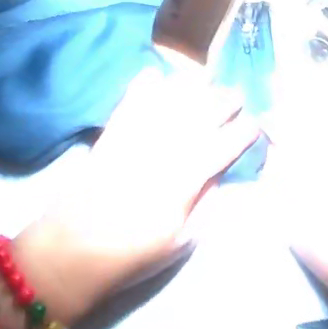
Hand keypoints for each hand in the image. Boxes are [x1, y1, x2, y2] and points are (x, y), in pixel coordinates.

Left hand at [14, 66, 259, 323]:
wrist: (73, 247)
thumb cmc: (132, 253)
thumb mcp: (181, 241)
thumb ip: (206, 205)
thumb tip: (222, 176)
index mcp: (184, 180)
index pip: (223, 147)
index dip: (243, 132)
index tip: (254, 124)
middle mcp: (163, 149)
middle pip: (201, 114)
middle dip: (225, 101)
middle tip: (237, 96)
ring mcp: (136, 135)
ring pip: (171, 98)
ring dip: (194, 87)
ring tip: (207, 84)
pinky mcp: (112, 131)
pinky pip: (133, 97)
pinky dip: (147, 82)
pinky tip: (158, 75)